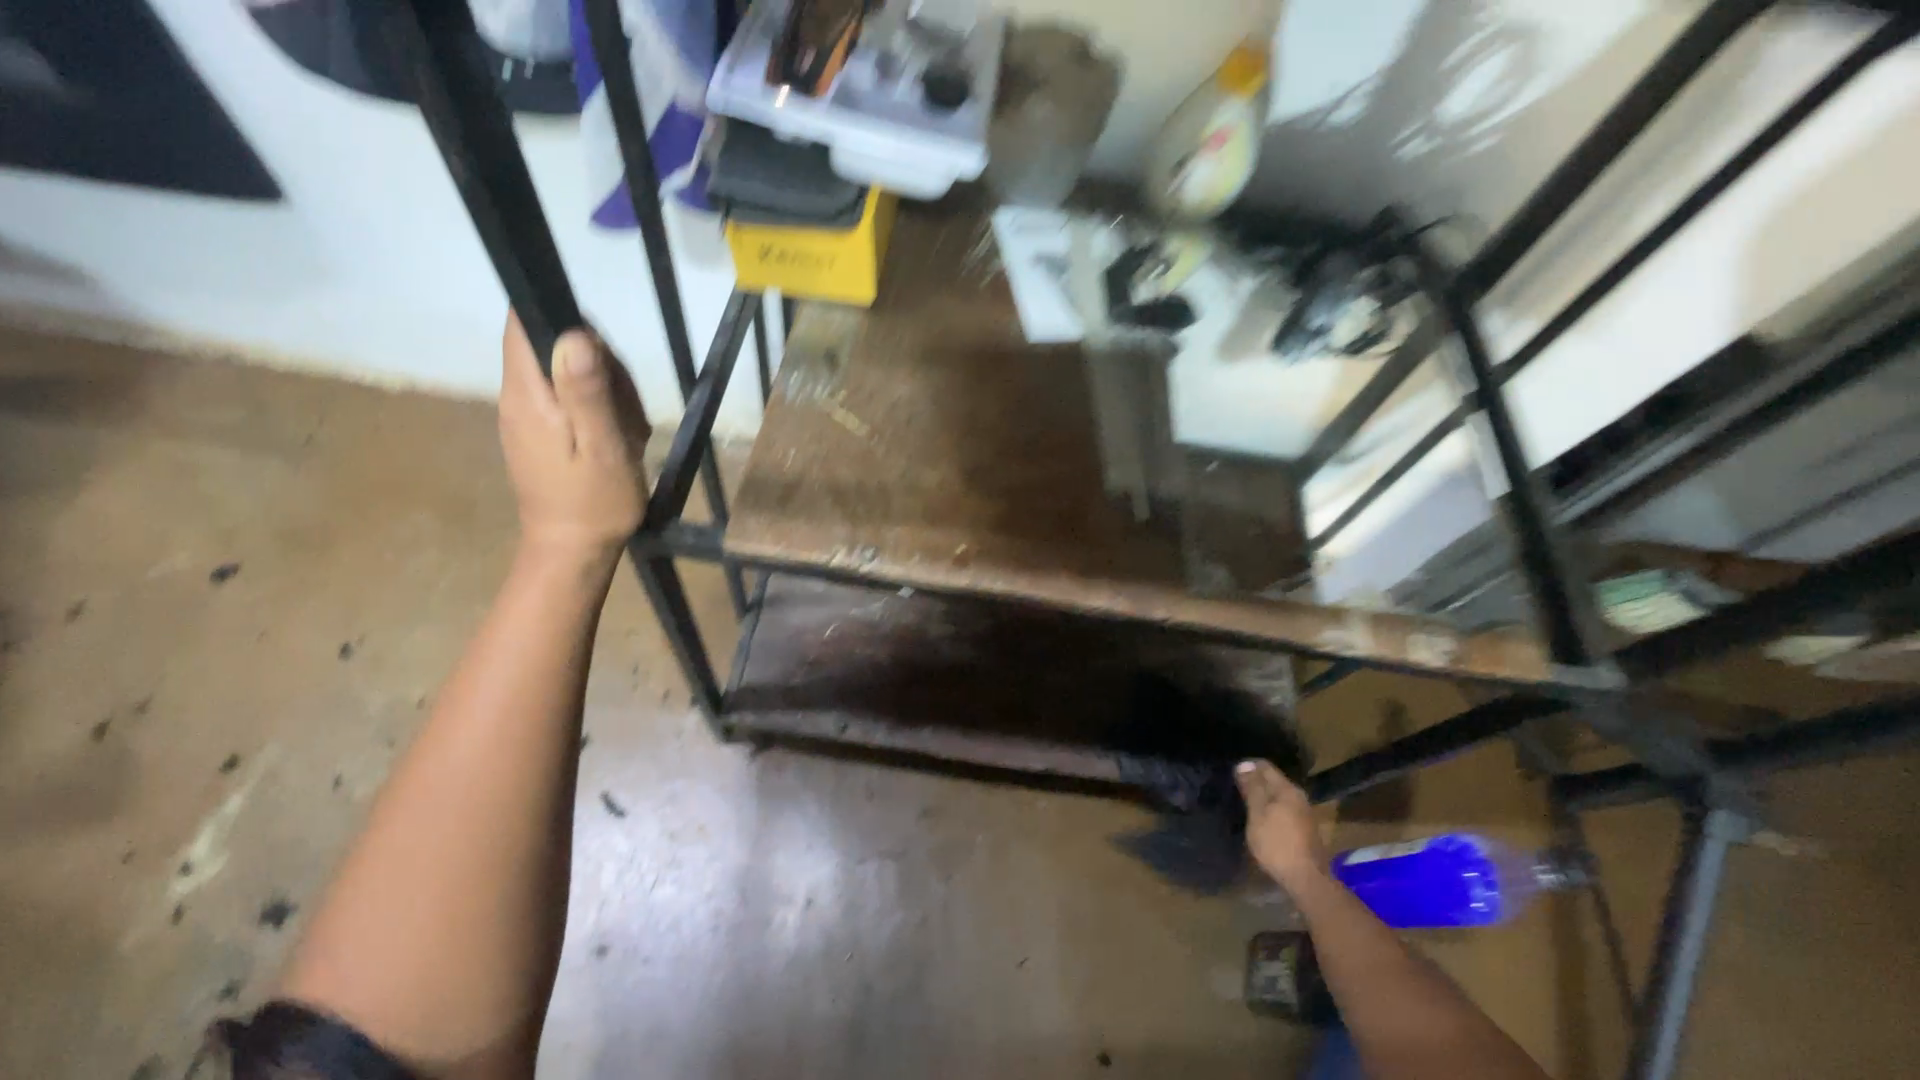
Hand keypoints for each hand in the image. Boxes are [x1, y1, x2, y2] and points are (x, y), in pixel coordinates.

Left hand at [499, 313, 650, 561]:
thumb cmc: (594, 502)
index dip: (562, 319)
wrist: (573, 552)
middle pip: (553, 345)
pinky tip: (616, 439)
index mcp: (529, 395)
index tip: (601, 353)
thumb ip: (587, 391)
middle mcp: (517, 398)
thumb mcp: (603, 446)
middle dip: (597, 363)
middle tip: (625, 408)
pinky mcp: (537, 433)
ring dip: (604, 390)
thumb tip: (574, 335)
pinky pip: (567, 399)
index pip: (524, 323)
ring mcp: (525, 416)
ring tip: (625, 430)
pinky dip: (597, 410)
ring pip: (565, 372)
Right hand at [1236, 759, 1329, 888]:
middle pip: (1273, 780)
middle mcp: (1299, 796)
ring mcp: (1304, 813)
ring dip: (1263, 796)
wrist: (1306, 878)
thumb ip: (1252, 788)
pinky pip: (1284, 809)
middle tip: (1234, 787)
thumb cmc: (1277, 844)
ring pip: (1279, 796)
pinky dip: (1271, 809)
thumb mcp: (1257, 814)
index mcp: (1287, 789)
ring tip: (1244, 802)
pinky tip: (1261, 818)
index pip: (1265, 766)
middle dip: (1255, 781)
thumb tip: (1244, 764)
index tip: (1230, 773)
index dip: (1247, 767)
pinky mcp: (1305, 828)